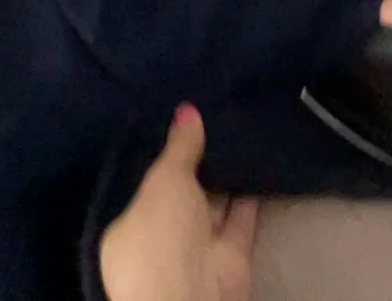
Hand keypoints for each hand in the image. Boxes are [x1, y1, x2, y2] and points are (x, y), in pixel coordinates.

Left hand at [98, 105, 258, 300]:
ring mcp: (199, 248)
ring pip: (216, 202)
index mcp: (130, 229)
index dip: (168, 156)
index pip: (149, 186)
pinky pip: (242, 214)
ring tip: (244, 124)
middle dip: (201, 161)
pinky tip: (261, 154)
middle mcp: (163, 239)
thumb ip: (180, 148)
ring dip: (229, 172)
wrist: (192, 296)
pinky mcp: (232, 253)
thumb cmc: (160, 239)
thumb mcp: (164, 183)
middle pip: (185, 192)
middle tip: (222, 113)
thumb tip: (187, 109)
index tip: (188, 122)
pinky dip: (252, 189)